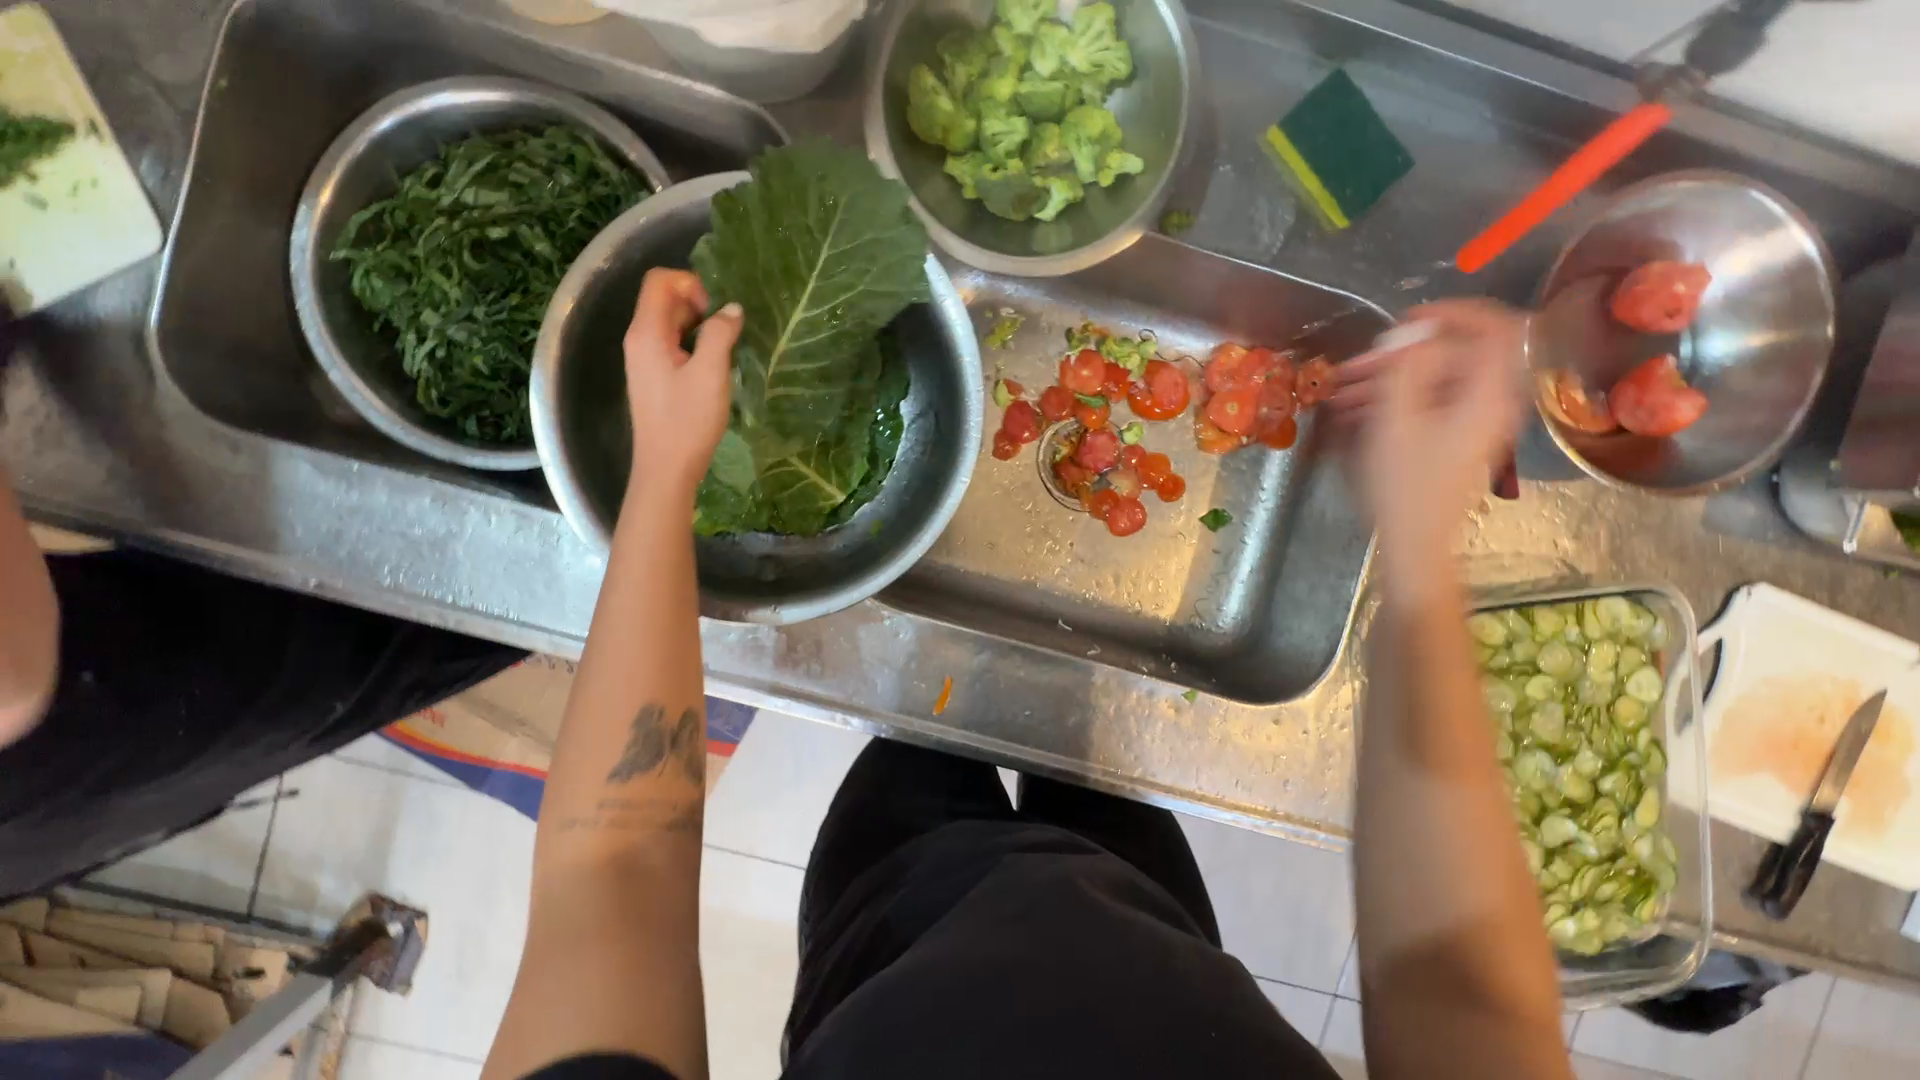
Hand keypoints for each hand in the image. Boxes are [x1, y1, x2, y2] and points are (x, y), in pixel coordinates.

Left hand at [621, 268, 742, 503]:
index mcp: (647, 333)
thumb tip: (732, 309)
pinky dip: (694, 347)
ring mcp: (644, 360)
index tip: (714, 312)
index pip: (659, 281)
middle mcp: (639, 340)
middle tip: (724, 335)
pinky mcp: (654, 377)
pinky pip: (672, 346)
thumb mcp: (711, 374)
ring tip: (722, 353)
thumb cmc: (688, 421)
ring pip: (671, 324)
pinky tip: (712, 370)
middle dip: (698, 307)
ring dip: (700, 329)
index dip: (690, 284)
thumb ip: (721, 334)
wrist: (666, 468)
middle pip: (665, 300)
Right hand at [1328, 299, 1527, 599]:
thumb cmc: (1404, 484)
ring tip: (1344, 388)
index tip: (1406, 319)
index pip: (1493, 326)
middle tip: (1358, 363)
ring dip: (1392, 376)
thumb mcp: (1396, 418)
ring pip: (1438, 379)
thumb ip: (1407, 365)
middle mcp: (1492, 401)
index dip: (1451, 312)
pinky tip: (1358, 409)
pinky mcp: (1456, 438)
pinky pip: (1431, 402)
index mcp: (1489, 392)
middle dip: (1403, 352)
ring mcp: (1475, 421)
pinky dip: (1398, 398)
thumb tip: (1414, 332)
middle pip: (1457, 354)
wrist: (1414, 542)